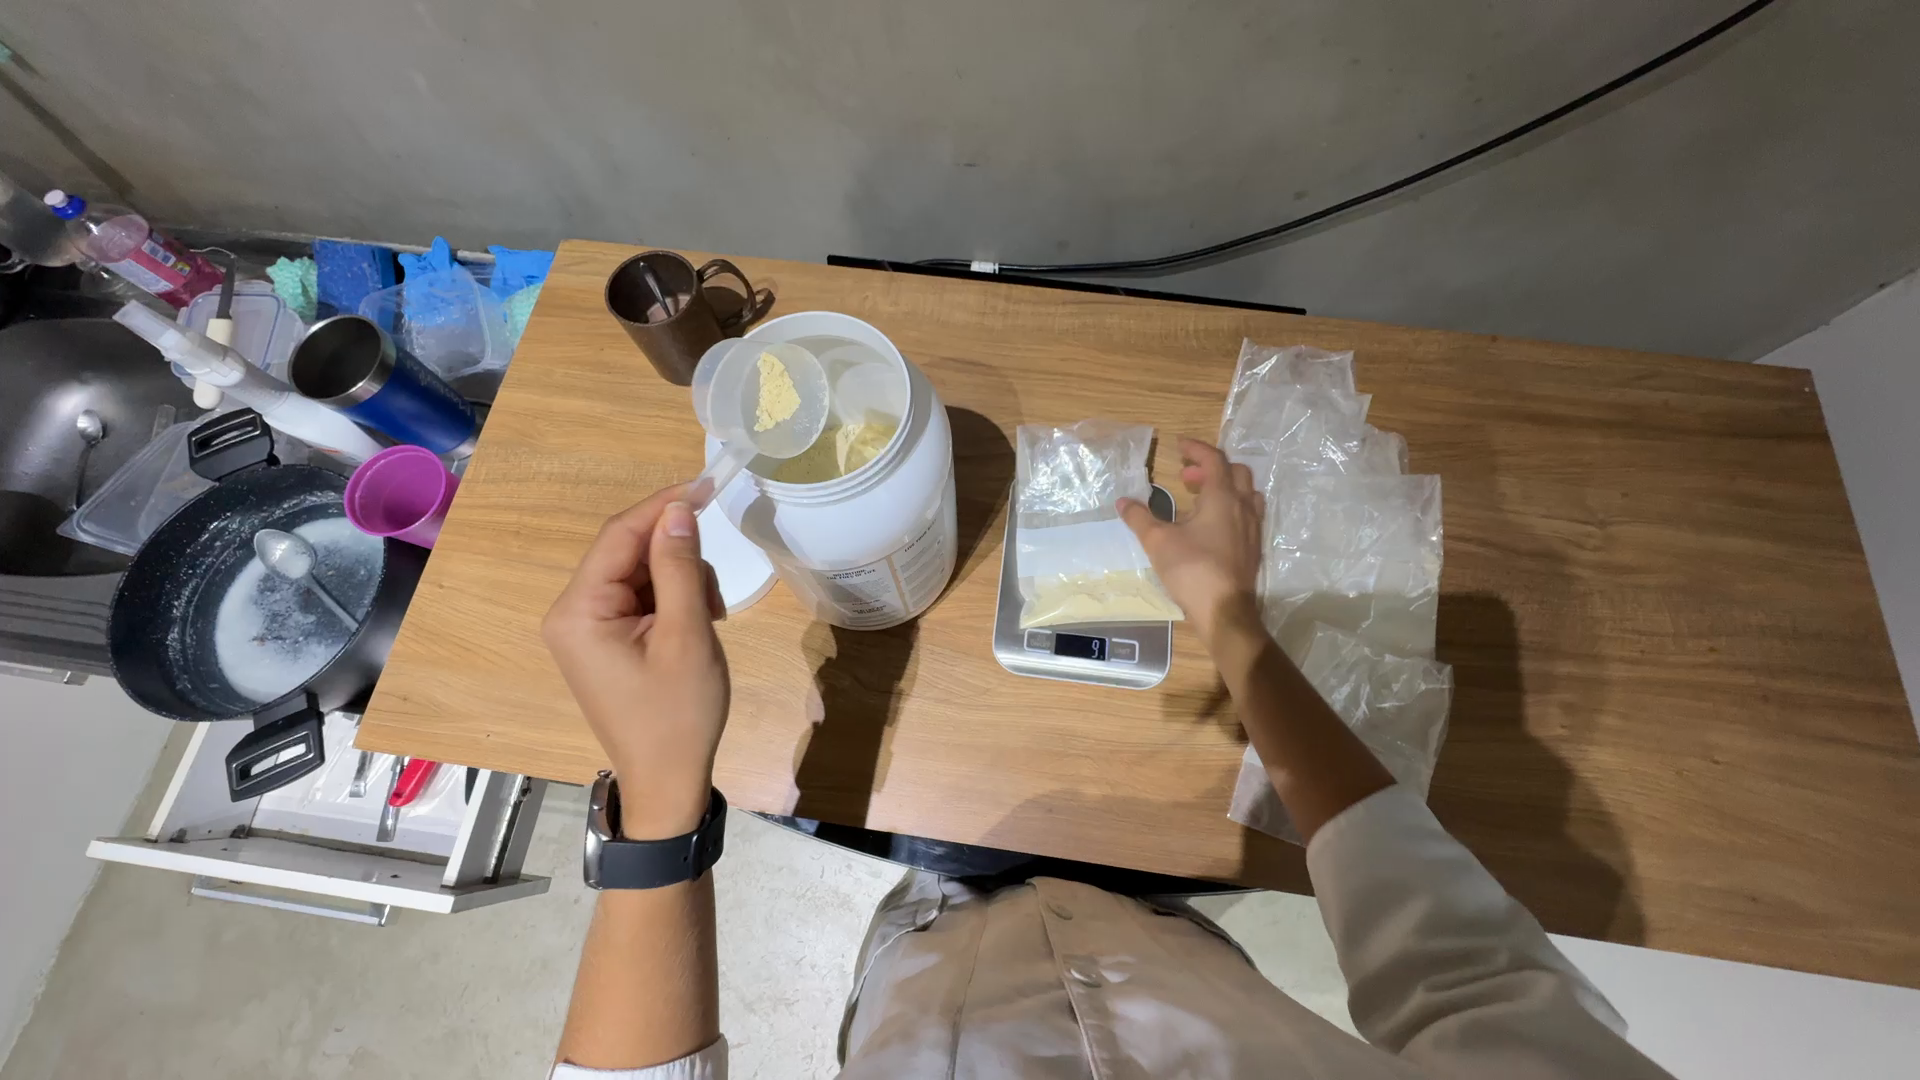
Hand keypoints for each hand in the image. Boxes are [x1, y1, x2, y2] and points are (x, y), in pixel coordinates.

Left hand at [543, 485, 727, 838]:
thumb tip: (679, 508)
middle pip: (629, 552)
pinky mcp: (607, 639)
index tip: (709, 484)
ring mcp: (587, 627)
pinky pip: (642, 597)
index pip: (619, 535)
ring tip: (711, 619)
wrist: (668, 779)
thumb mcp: (688, 635)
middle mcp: (572, 612)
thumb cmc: (679, 713)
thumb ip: (681, 568)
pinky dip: (676, 600)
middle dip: (679, 558)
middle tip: (717, 591)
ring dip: (683, 582)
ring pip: (641, 573)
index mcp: (579, 611)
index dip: (663, 505)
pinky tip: (697, 625)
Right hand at [1118, 436, 1264, 649]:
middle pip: (1236, 472)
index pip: (1214, 460)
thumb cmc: (1191, 568)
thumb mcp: (1157, 541)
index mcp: (1222, 497)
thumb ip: (1140, 518)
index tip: (1179, 446)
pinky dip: (1231, 508)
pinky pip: (1247, 515)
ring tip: (1201, 499)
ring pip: (1246, 493)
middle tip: (1186, 476)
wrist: (1224, 609)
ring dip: (1225, 487)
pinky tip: (1212, 526)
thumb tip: (1123, 501)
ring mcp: (1252, 528)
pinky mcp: (1253, 548)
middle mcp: (1243, 507)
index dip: (1196, 449)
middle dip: (1210, 468)